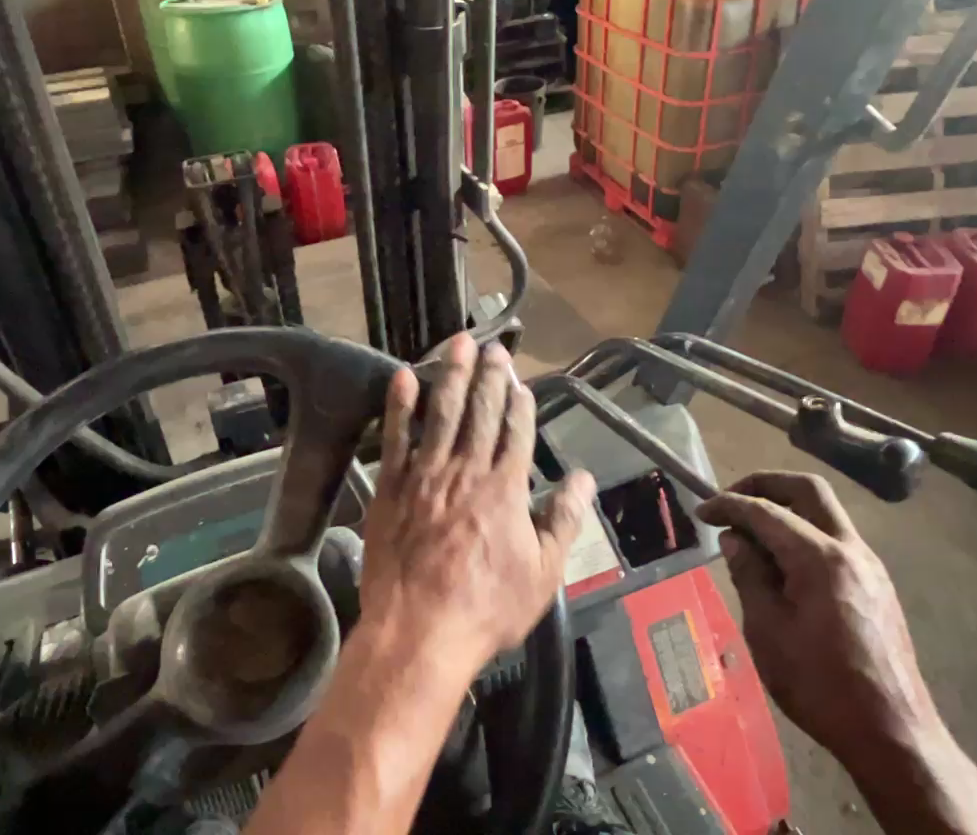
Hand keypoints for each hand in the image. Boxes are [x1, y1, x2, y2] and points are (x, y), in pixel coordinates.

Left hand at [358, 334, 596, 673]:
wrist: (420, 631)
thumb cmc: (486, 608)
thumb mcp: (542, 573)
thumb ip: (564, 521)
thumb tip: (585, 479)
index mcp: (506, 489)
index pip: (516, 432)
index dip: (518, 402)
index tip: (518, 379)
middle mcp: (467, 471)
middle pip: (480, 412)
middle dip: (488, 376)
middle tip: (492, 347)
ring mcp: (426, 475)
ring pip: (441, 413)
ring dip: (450, 374)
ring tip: (457, 343)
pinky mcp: (391, 488)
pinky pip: (396, 437)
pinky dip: (400, 405)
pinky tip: (404, 377)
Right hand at [694, 472, 941, 768]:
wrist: (892, 734)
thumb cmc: (820, 685)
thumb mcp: (767, 631)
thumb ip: (750, 576)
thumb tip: (736, 540)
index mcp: (820, 558)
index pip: (766, 512)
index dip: (729, 505)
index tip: (701, 511)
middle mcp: (851, 550)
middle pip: (808, 490)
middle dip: (766, 484)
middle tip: (732, 500)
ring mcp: (870, 566)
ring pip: (826, 513)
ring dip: (787, 509)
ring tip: (751, 536)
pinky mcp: (877, 586)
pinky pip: (836, 540)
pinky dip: (804, 534)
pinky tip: (782, 564)